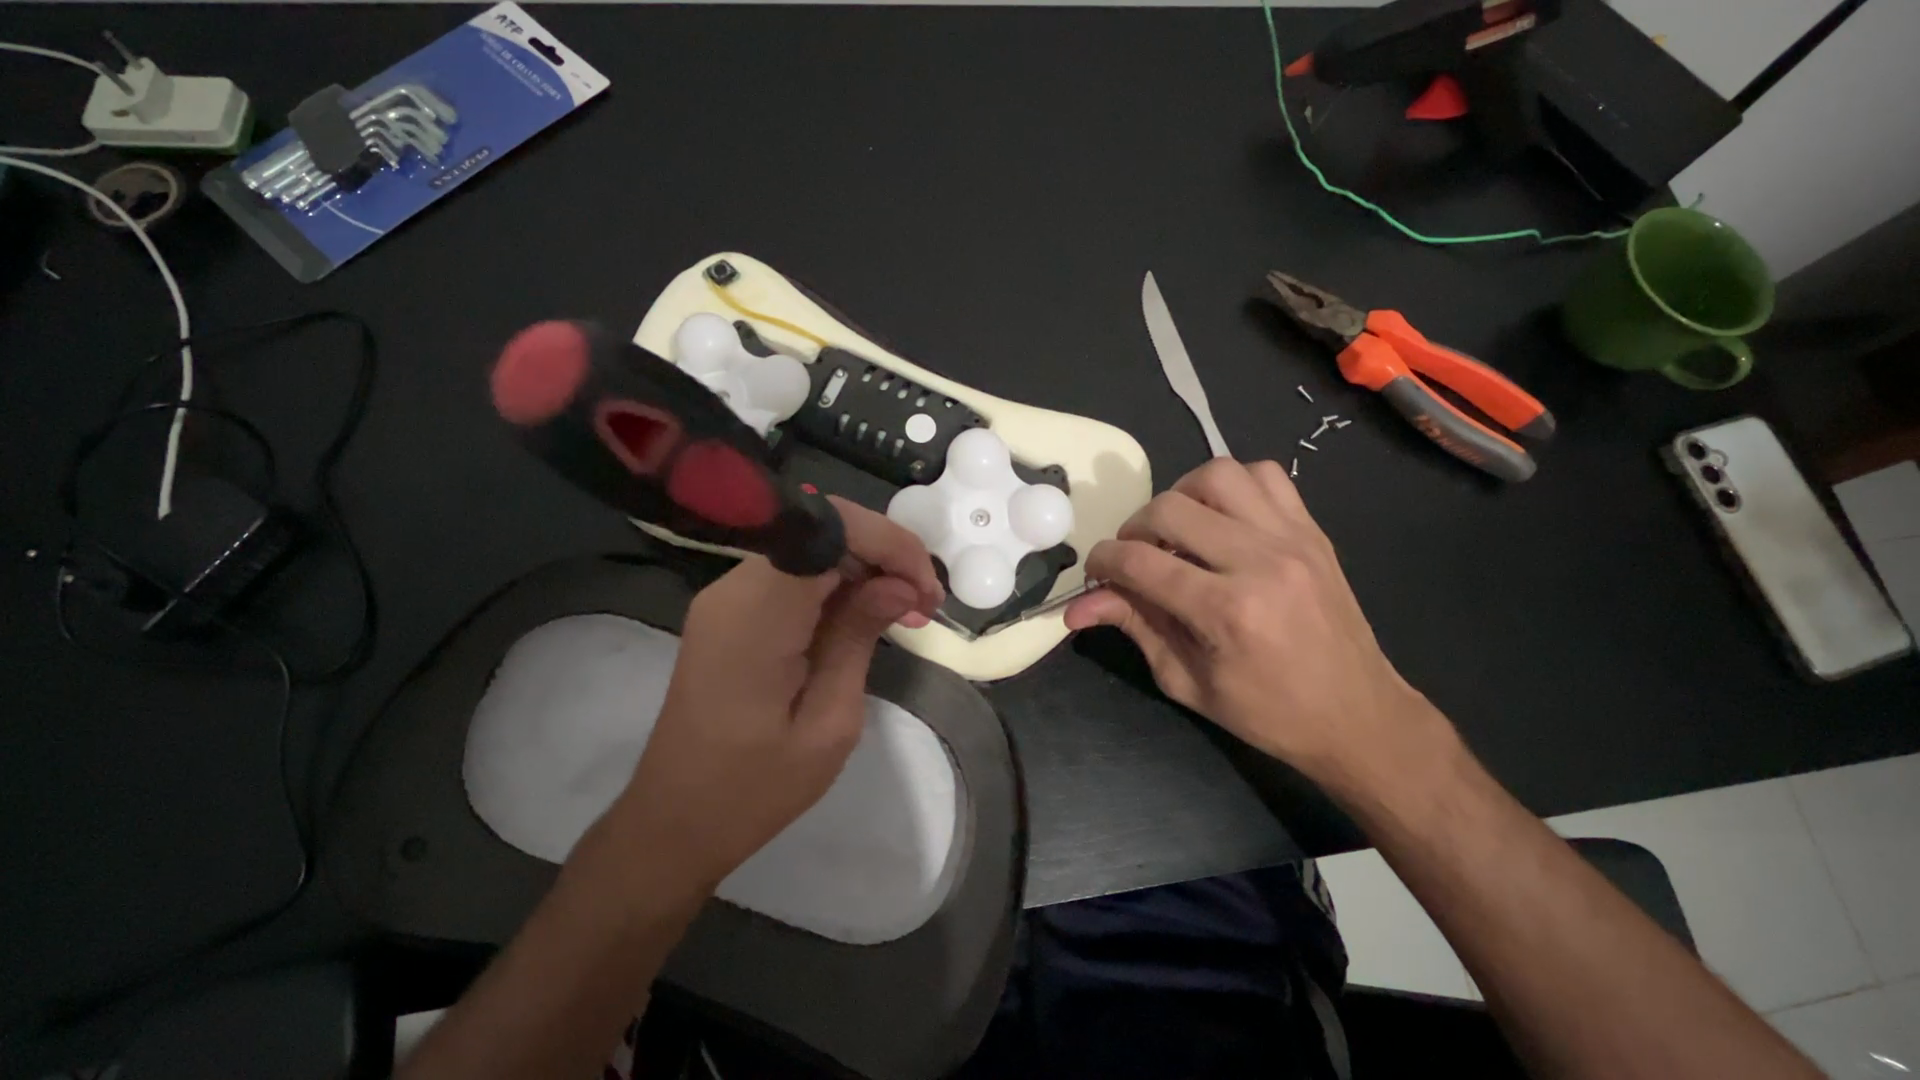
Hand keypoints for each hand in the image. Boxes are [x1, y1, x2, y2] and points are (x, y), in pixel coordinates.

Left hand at [608, 496, 944, 891]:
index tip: (926, 593)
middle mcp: (733, 589)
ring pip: (808, 549)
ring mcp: (725, 598)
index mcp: (755, 614)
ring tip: (905, 614)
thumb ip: (858, 639)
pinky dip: (835, 585)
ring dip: (863, 568)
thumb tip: (897, 585)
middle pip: (818, 531)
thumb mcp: (828, 723)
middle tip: (925, 607)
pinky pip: (791, 576)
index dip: (887, 543)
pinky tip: (864, 618)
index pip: (825, 531)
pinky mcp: (728, 613)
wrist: (675, 821)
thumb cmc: (754, 789)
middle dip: (882, 553)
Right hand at [1064, 458, 1446, 788]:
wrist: (1357, 715)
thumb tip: (1079, 606)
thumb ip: (1137, 628)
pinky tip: (1222, 519)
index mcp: (1227, 612)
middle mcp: (1260, 562)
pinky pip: (1266, 476)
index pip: (1142, 563)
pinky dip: (1233, 487)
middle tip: (1133, 555)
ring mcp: (1292, 539)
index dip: (1104, 561)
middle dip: (1135, 528)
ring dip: (1182, 495)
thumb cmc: (1268, 713)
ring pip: (1218, 476)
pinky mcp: (1312, 530)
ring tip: (1177, 528)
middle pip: (1171, 509)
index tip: (1095, 571)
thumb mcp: (1188, 682)